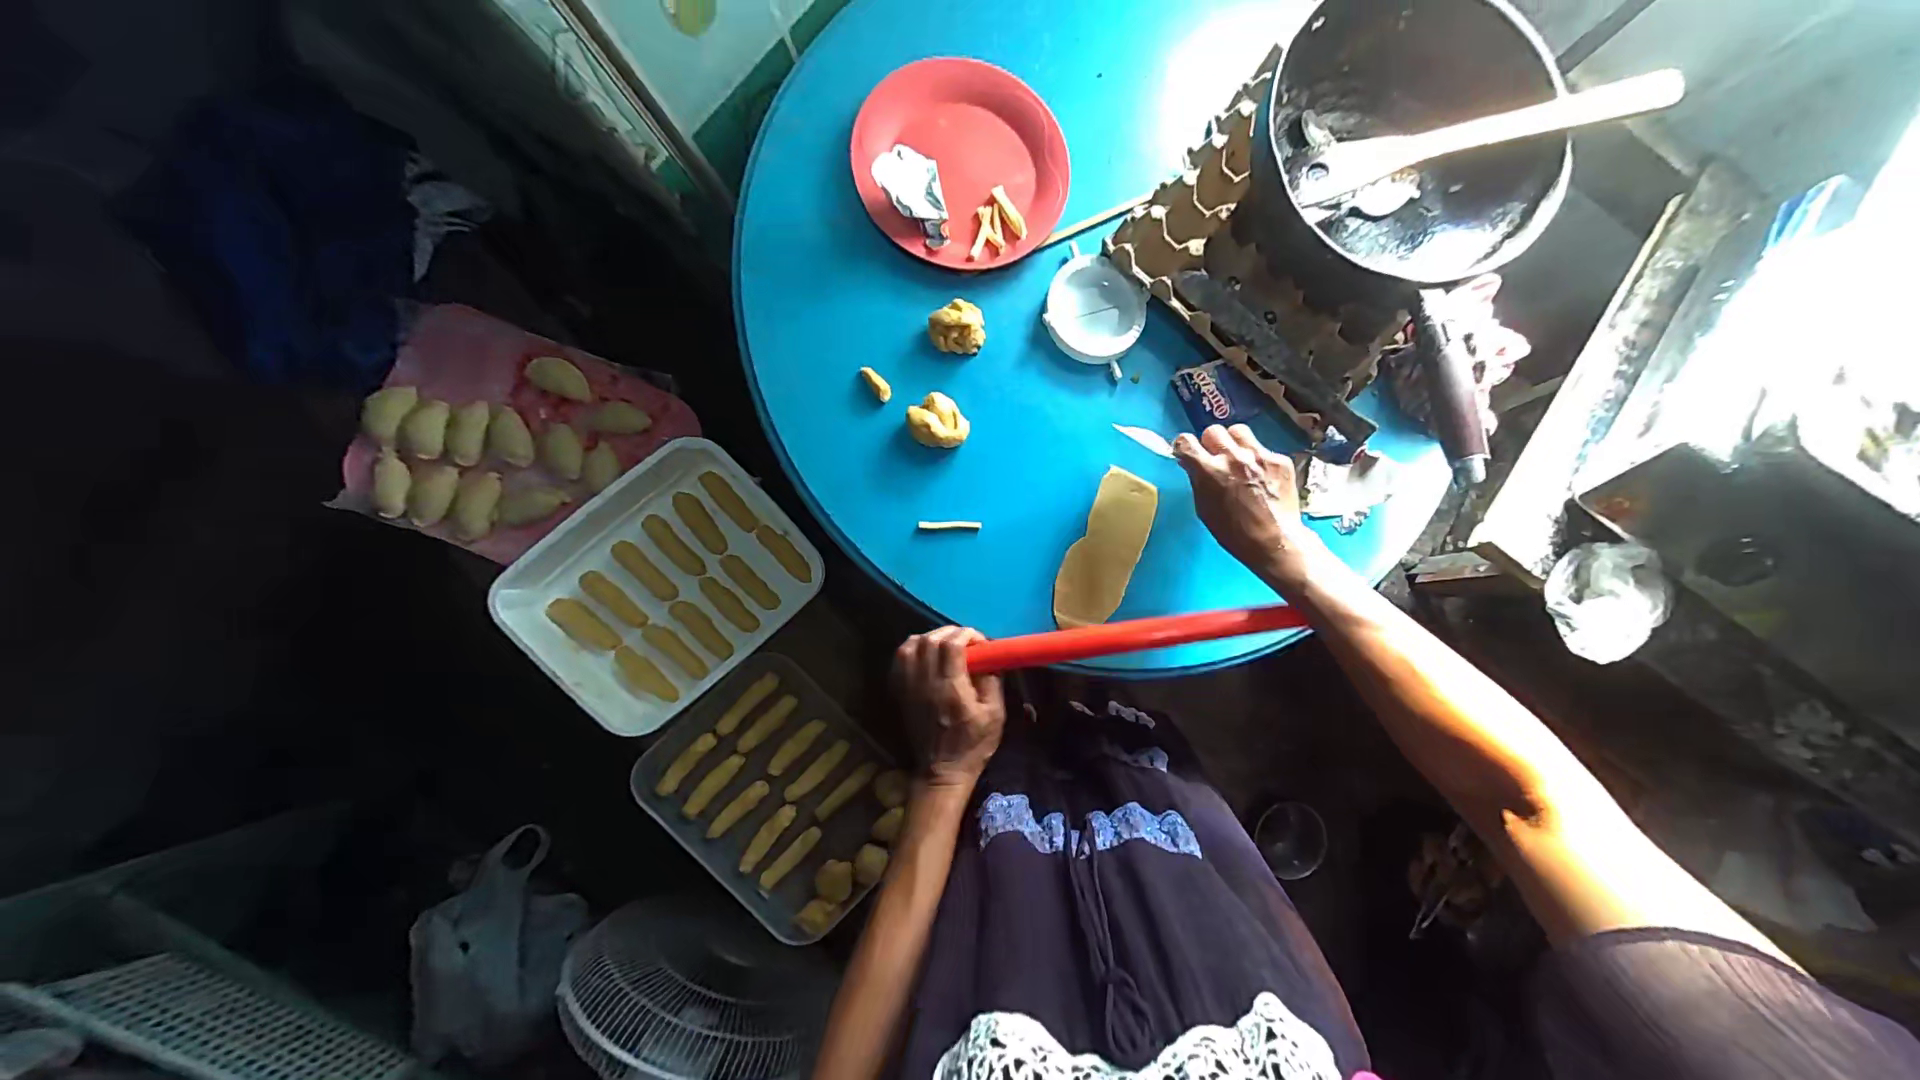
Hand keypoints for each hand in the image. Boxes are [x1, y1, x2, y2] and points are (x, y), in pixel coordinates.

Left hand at [891, 626, 1004, 789]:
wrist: (941, 771)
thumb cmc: (973, 744)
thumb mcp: (995, 715)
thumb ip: (992, 682)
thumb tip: (989, 658)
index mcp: (951, 688)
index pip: (951, 645)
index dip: (966, 635)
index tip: (979, 641)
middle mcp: (926, 683)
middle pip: (930, 641)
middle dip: (950, 632)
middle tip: (965, 640)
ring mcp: (909, 687)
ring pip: (910, 646)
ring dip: (929, 637)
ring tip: (945, 644)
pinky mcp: (900, 692)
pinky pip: (899, 660)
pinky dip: (911, 648)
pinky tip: (924, 653)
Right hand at [1173, 424, 1328, 597]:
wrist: (1275, 541)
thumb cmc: (1233, 532)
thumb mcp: (1204, 508)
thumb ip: (1197, 480)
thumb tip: (1192, 464)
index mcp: (1209, 471)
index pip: (1186, 441)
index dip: (1184, 446)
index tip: (1188, 453)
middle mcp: (1233, 457)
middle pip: (1213, 431)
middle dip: (1210, 443)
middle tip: (1215, 458)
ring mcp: (1259, 455)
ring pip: (1239, 431)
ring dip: (1234, 442)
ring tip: (1238, 459)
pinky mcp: (1280, 459)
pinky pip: (1262, 448)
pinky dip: (1258, 458)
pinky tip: (1261, 476)